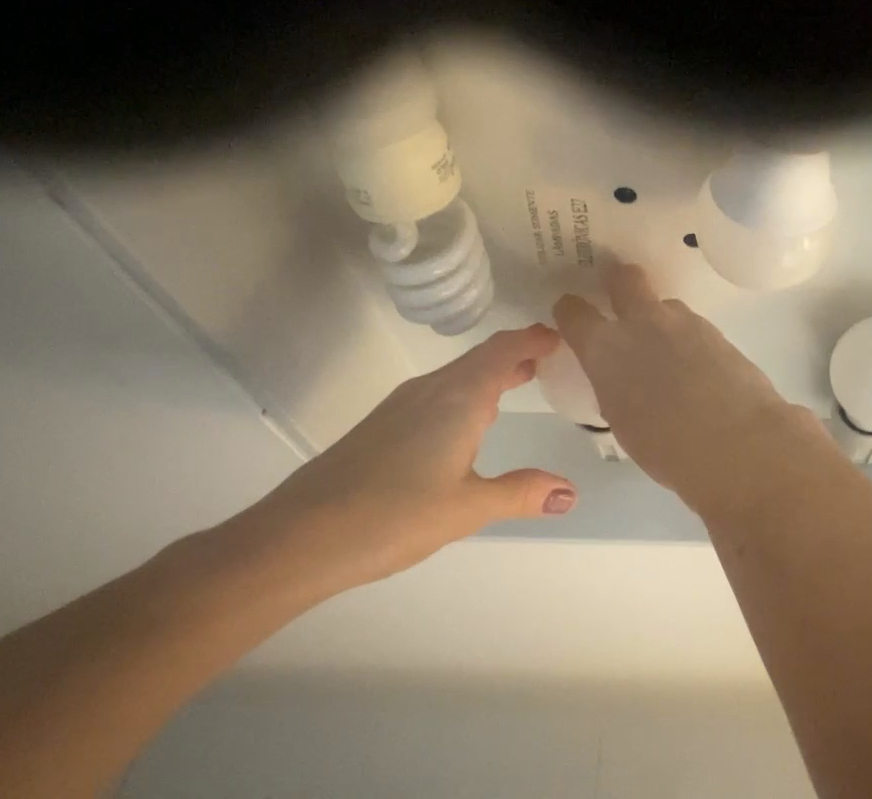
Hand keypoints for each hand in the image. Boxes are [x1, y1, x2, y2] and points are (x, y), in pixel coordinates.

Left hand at [235, 324, 576, 588]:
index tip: (561, 336)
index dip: (533, 339)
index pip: (503, 350)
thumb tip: (570, 492)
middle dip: (516, 354)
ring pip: (457, 375)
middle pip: (481, 358)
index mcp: (459, 399)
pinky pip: (437, 393)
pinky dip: (466, 393)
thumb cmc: (393, 516)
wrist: (301, 535)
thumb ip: (521, 494)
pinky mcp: (382, 425)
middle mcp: (430, 390)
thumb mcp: (468, 508)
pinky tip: (468, 423)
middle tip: (550, 358)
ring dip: (490, 374)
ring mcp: (401, 406)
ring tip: (519, 382)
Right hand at [553, 264, 832, 515]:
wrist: (737, 442)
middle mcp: (642, 323)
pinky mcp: (718, 332)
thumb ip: (616, 389)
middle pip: (625, 279)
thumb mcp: (622, 421)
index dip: (571, 312)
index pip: (574, 312)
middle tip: (621, 304)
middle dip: (619, 283)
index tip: (572, 317)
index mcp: (606, 348)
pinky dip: (688, 342)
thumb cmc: (667, 448)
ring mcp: (684, 322)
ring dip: (660, 322)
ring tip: (668, 357)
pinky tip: (697, 371)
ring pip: (664, 307)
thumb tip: (624, 382)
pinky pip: (692, 328)